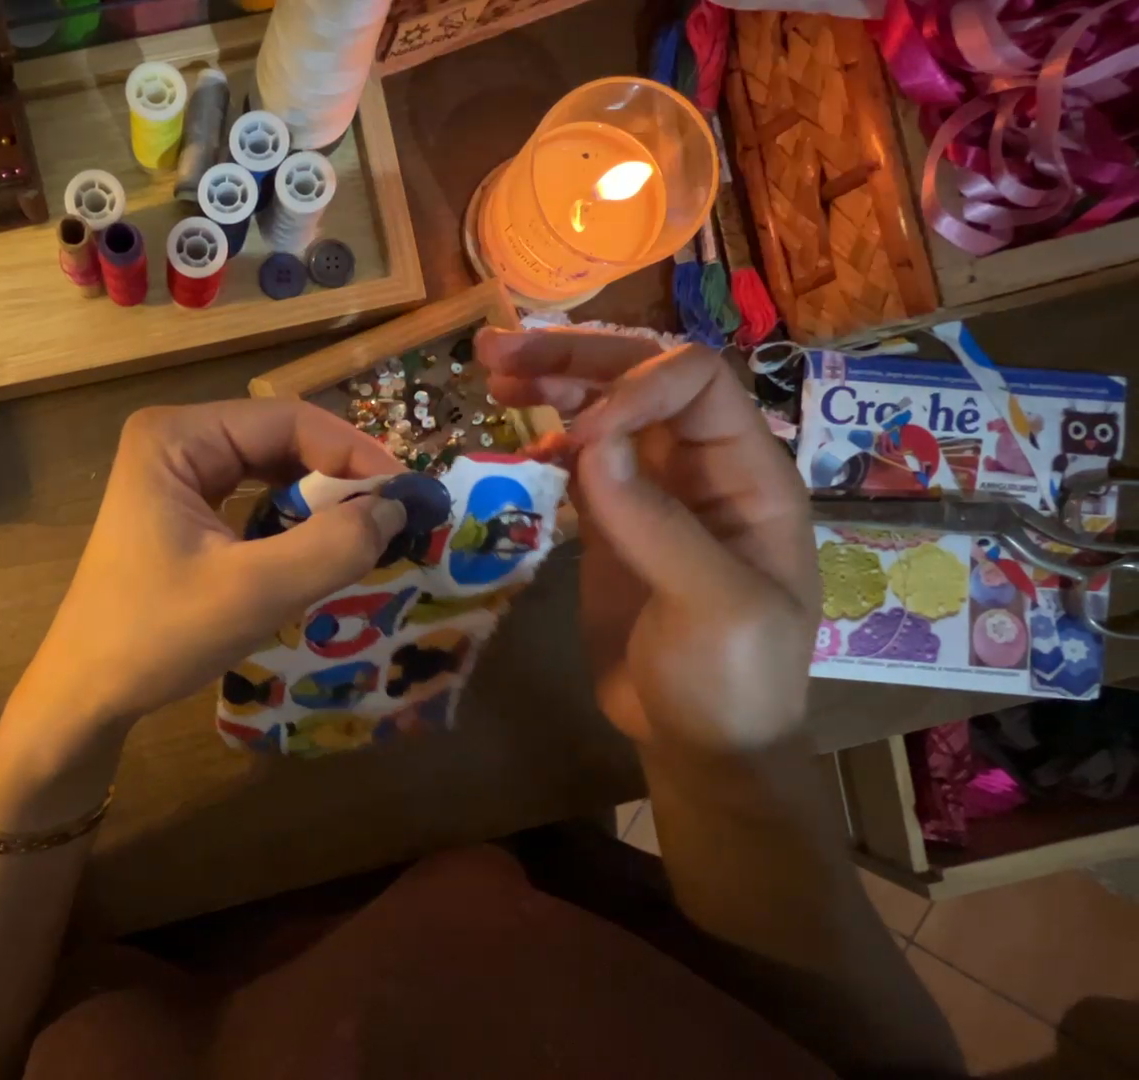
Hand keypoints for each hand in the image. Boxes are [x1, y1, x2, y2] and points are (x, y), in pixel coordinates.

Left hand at [9, 400, 407, 739]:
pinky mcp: (177, 510)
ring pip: (267, 470)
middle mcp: (172, 441)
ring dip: (316, 501)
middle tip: (392, 519)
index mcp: (176, 437)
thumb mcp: (254, 592)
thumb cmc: (157, 637)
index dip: (354, 452)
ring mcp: (171, 476)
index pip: (287, 420)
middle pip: (278, 440)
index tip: (408, 496)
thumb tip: (399, 507)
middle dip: (337, 478)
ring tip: (364, 535)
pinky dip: (287, 521)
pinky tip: (315, 549)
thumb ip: (333, 546)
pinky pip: (248, 500)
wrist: (85, 692)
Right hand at [478, 330, 818, 751]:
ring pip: (602, 412)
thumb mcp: (713, 606)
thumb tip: (586, 445)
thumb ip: (656, 523)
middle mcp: (699, 467)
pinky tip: (515, 443)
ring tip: (492, 373)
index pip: (695, 385)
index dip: (634, 386)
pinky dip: (543, 441)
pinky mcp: (610, 524)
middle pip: (640, 381)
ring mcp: (651, 494)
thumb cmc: (730, 676)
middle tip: (496, 351)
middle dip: (573, 359)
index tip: (576, 436)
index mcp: (747, 473)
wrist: (700, 736)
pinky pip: (577, 461)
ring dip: (551, 386)